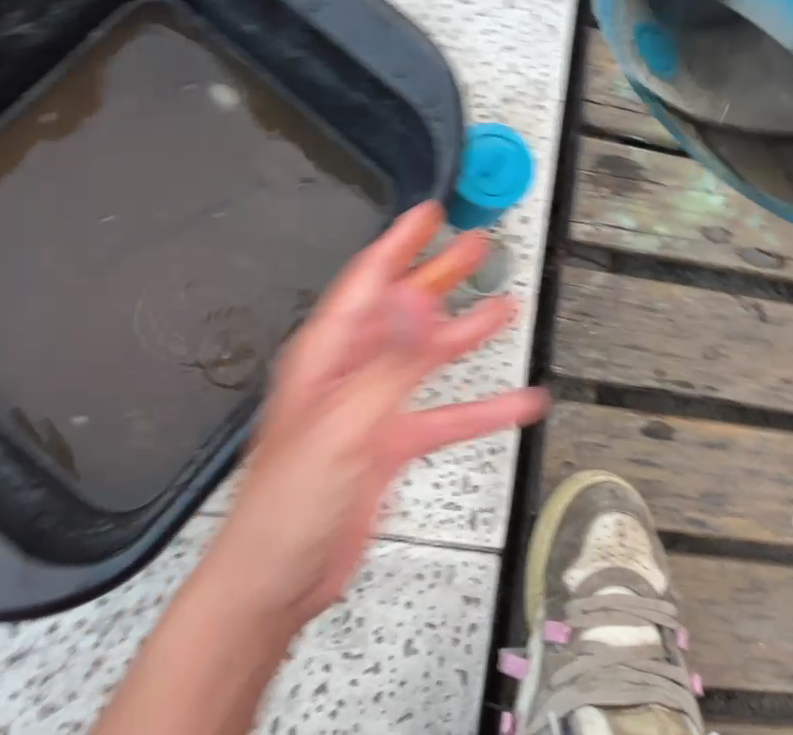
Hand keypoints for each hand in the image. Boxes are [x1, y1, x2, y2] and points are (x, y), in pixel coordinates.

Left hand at [201, 202, 548, 628]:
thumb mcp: (343, 425)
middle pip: (401, 310)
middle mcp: (347, 374)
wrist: (278, 577)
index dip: (398, 243)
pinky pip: (442, 414)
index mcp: (324, 356)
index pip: (366, 281)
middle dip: (439, 275)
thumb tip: (416, 302)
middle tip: (473, 247)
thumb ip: (388, 363)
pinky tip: (514, 401)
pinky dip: (479, 406)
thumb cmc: (283, 506)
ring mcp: (370, 409)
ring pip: (426, 358)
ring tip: (502, 308)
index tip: (428, 214)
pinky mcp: (388, 445)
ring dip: (463, 333)